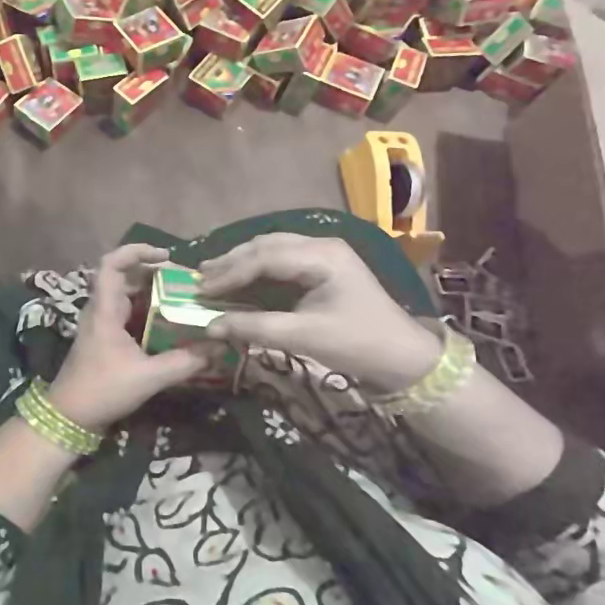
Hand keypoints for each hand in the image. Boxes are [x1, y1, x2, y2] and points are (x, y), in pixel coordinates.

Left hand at [49, 245, 214, 429]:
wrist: (69, 417)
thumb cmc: (102, 390)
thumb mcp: (148, 377)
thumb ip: (184, 361)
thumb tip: (218, 346)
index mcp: (105, 310)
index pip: (111, 264)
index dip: (135, 251)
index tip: (165, 256)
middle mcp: (100, 310)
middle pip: (123, 277)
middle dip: (152, 272)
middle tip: (183, 280)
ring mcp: (100, 324)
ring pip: (126, 295)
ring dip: (150, 292)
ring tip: (181, 298)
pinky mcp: (104, 338)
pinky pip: (127, 313)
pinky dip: (146, 311)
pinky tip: (167, 323)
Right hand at [198, 234, 439, 398]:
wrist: (406, 359)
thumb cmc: (358, 344)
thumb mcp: (305, 337)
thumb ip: (256, 328)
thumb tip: (211, 325)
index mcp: (322, 256)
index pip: (264, 257)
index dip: (230, 273)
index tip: (201, 289)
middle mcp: (321, 246)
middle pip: (265, 246)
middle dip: (231, 262)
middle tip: (198, 278)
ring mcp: (323, 254)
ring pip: (271, 250)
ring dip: (241, 263)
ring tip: (211, 276)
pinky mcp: (323, 268)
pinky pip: (281, 261)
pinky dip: (256, 270)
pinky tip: (238, 280)